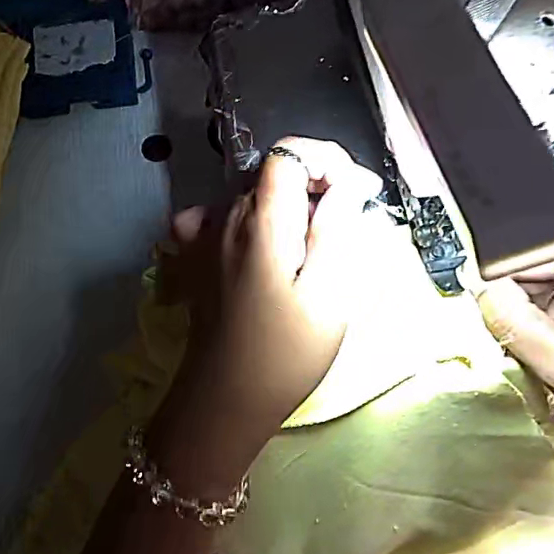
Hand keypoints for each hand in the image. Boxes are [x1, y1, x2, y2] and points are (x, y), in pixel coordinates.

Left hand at [149, 137, 382, 495]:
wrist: (225, 400)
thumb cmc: (286, 353)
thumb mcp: (329, 294)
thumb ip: (336, 229)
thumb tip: (347, 185)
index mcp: (262, 222)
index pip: (289, 153)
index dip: (327, 159)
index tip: (356, 192)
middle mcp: (227, 218)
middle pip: (273, 173)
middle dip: (316, 185)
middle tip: (347, 227)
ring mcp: (207, 238)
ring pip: (253, 195)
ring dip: (289, 206)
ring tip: (313, 246)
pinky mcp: (198, 259)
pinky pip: (216, 216)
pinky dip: (246, 218)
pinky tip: (260, 242)